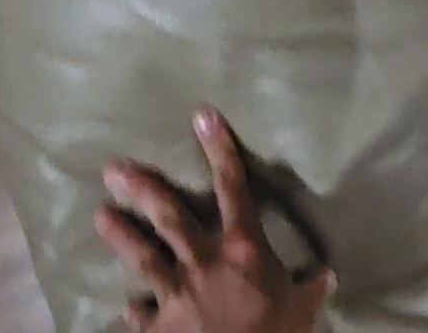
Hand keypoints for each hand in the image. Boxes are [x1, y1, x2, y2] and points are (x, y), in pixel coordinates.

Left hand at [96, 107, 335, 332]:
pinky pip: (139, 315)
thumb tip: (328, 274)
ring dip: (119, 234)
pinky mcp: (156, 330)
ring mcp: (175, 294)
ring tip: (99, 214)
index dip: (219, 148)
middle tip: (113, 168)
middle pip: (169, 216)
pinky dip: (134, 309)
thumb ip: (310, 287)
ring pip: (142, 256)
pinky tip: (125, 305)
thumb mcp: (302, 308)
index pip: (233, 185)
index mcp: (242, 246)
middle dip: (142, 189)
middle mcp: (203, 260)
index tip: (202, 115)